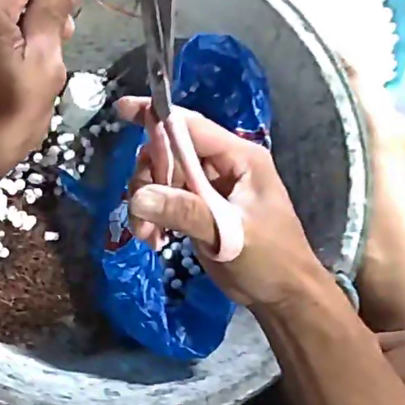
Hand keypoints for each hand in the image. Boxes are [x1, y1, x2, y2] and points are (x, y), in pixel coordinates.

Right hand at [114, 97, 325, 306]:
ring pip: (159, 179)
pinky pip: (162, 202)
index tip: (122, 110)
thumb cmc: (270, 258)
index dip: (156, 116)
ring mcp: (207, 188)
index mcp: (239, 158)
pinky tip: (155, 241)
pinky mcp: (197, 210)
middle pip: (167, 153)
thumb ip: (184, 212)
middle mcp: (221, 166)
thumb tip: (138, 198)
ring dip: (144, 205)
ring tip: (148, 235)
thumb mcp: (229, 233)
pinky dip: (151, 219)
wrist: (282, 295)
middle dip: (146, 180)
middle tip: (142, 213)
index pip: (190, 126)